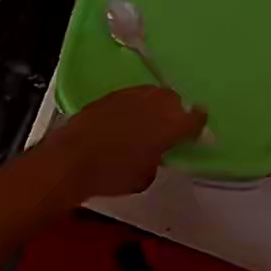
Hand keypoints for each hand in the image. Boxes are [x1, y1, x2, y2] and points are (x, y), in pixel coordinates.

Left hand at [46, 86, 206, 200]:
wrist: (72, 158)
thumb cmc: (113, 173)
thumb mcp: (145, 176)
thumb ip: (158, 158)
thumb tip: (154, 152)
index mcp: (170, 124)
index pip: (195, 117)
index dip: (198, 124)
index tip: (197, 130)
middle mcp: (154, 103)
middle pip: (174, 100)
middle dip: (175, 111)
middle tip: (170, 128)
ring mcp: (131, 95)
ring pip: (152, 94)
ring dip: (155, 106)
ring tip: (149, 122)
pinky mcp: (111, 94)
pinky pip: (132, 96)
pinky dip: (134, 106)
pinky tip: (127, 119)